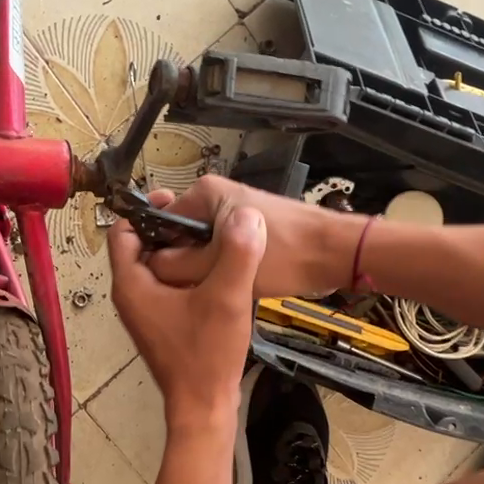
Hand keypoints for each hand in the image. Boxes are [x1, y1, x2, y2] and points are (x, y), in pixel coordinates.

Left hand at [108, 203, 265, 425]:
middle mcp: (130, 296)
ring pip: (156, 267)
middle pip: (140, 247)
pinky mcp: (161, 324)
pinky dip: (185, 272)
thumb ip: (237, 254)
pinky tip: (215, 269)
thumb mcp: (227, 298)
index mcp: (131, 285)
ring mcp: (144, 312)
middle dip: (168, 229)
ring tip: (212, 237)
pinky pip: (167, 285)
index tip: (178, 199)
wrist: (204, 405)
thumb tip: (247, 215)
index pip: (123, 232)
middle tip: (201, 217)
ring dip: (179, 250)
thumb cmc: (207, 355)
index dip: (147, 210)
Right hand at [143, 176, 356, 297]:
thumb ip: (175, 267)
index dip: (154, 252)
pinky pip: (216, 250)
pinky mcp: (245, 230)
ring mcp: (231, 213)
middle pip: (176, 236)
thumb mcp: (219, 267)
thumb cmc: (284, 256)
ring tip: (202, 291)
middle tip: (182, 290)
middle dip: (177, 262)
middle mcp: (213, 196)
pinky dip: (216, 268)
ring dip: (198, 269)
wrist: (336, 254)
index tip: (155, 280)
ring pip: (197, 247)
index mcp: (203, 192)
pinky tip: (221, 287)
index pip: (158, 222)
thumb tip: (148, 268)